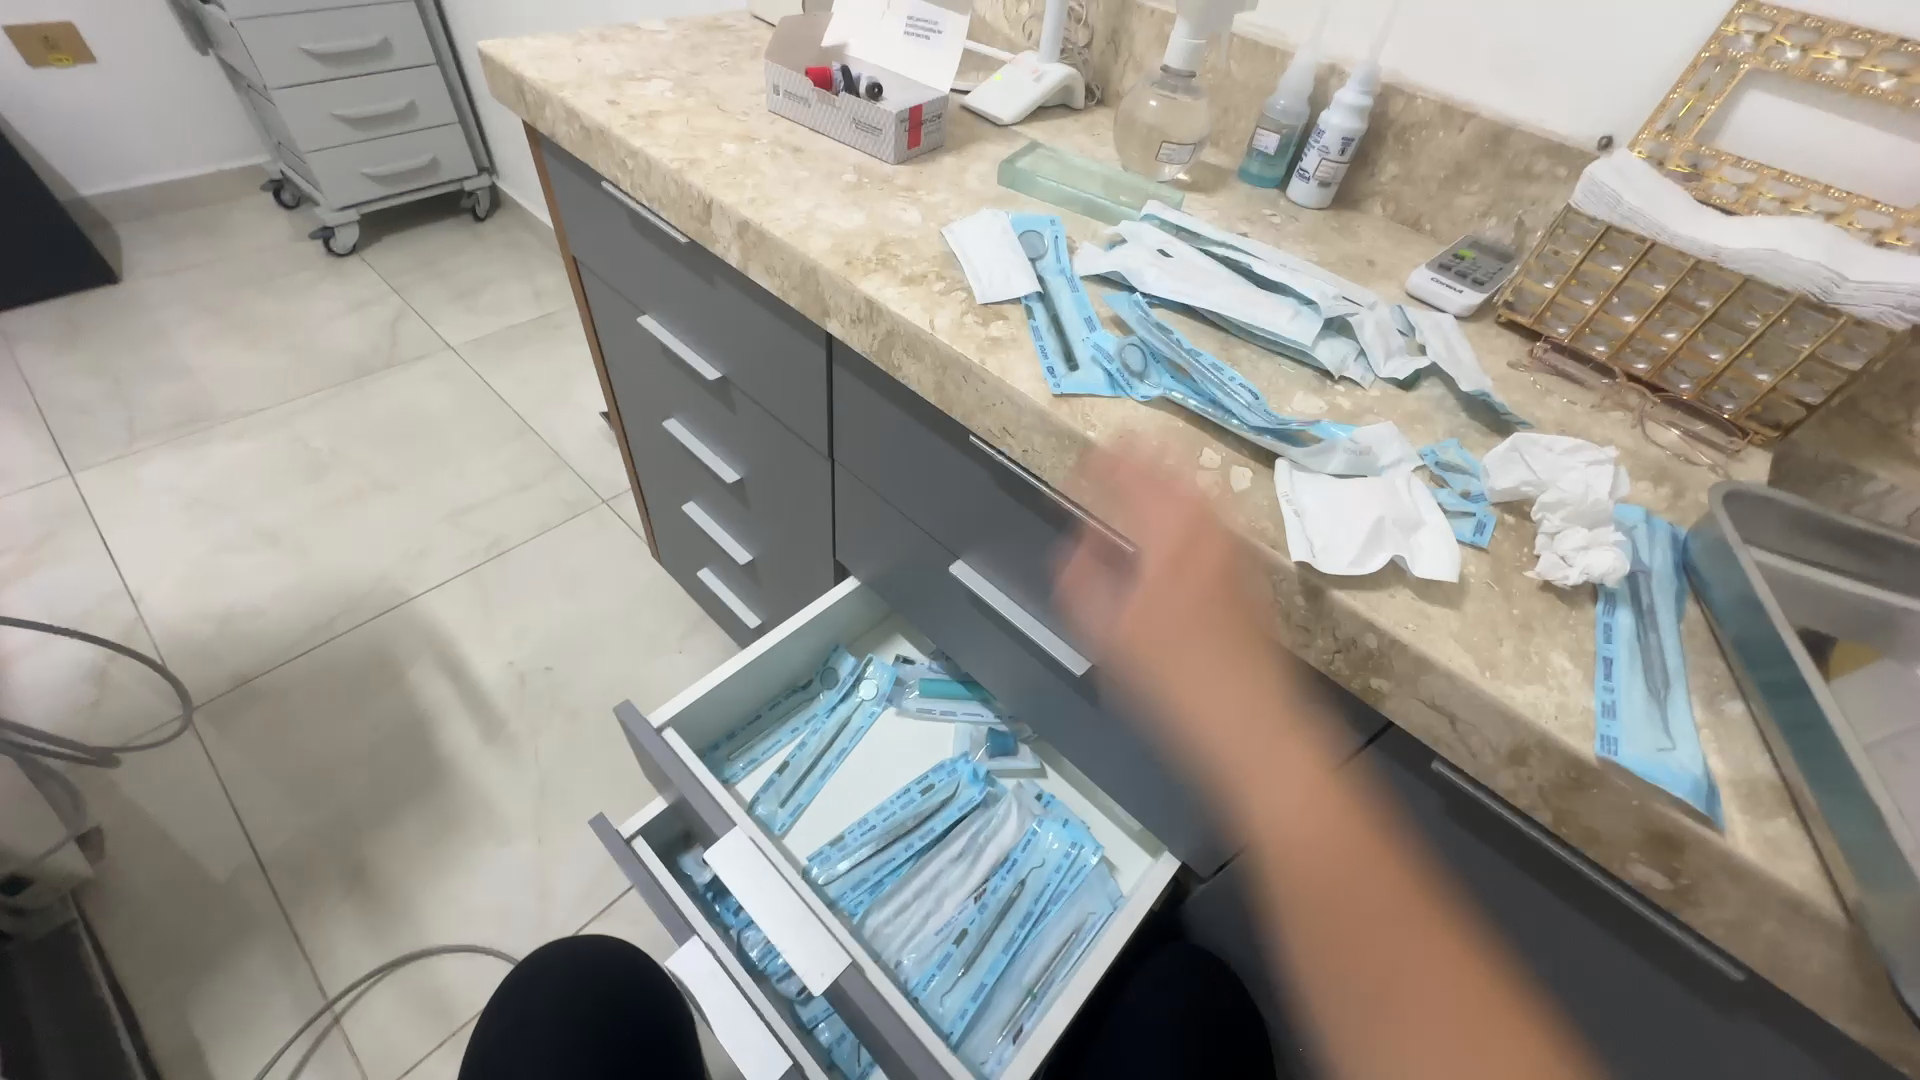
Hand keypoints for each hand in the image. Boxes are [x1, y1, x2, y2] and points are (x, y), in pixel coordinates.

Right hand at [1054, 443, 1315, 790]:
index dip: (1105, 463)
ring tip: (1150, 467)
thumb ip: (1082, 579)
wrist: (1256, 724)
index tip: (1084, 458)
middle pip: (1176, 473)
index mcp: (1166, 540)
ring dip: (1173, 473)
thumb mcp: (1105, 636)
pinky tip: (1186, 520)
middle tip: (1120, 444)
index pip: (1131, 480)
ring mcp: (1236, 551)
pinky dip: (1197, 504)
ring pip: (1204, 493)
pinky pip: (1220, 519)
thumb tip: (1077, 542)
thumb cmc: (1172, 683)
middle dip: (1145, 452)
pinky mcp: (1252, 574)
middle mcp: (1207, 533)